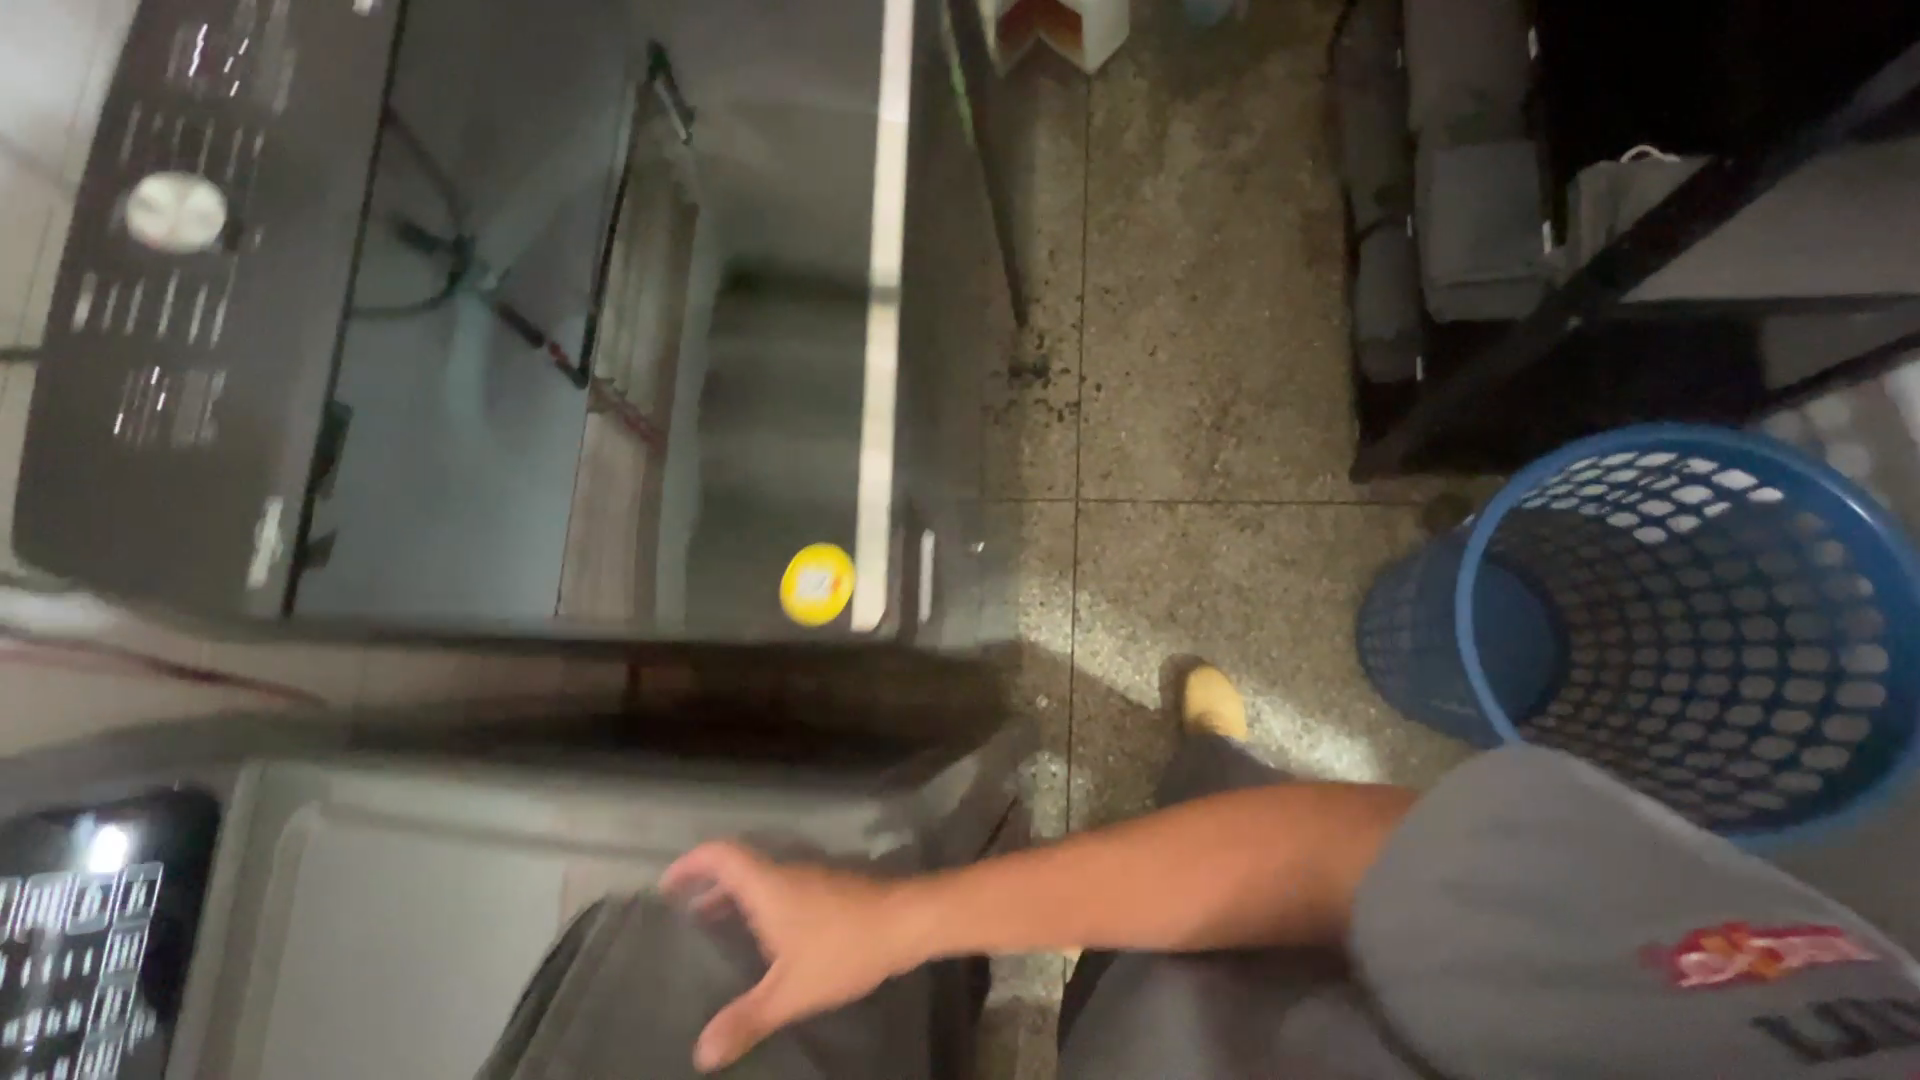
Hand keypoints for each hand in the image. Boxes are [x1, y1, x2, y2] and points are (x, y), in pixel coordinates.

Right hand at [661, 841, 923, 1072]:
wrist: (907, 922)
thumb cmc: (844, 948)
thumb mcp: (791, 991)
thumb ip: (747, 1019)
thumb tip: (701, 1053)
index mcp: (768, 885)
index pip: (721, 856)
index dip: (691, 863)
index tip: (668, 883)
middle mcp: (787, 873)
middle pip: (739, 866)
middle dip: (709, 885)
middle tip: (686, 911)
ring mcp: (813, 879)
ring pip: (764, 878)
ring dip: (737, 896)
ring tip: (717, 925)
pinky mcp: (832, 890)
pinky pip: (784, 888)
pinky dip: (763, 903)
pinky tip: (768, 938)